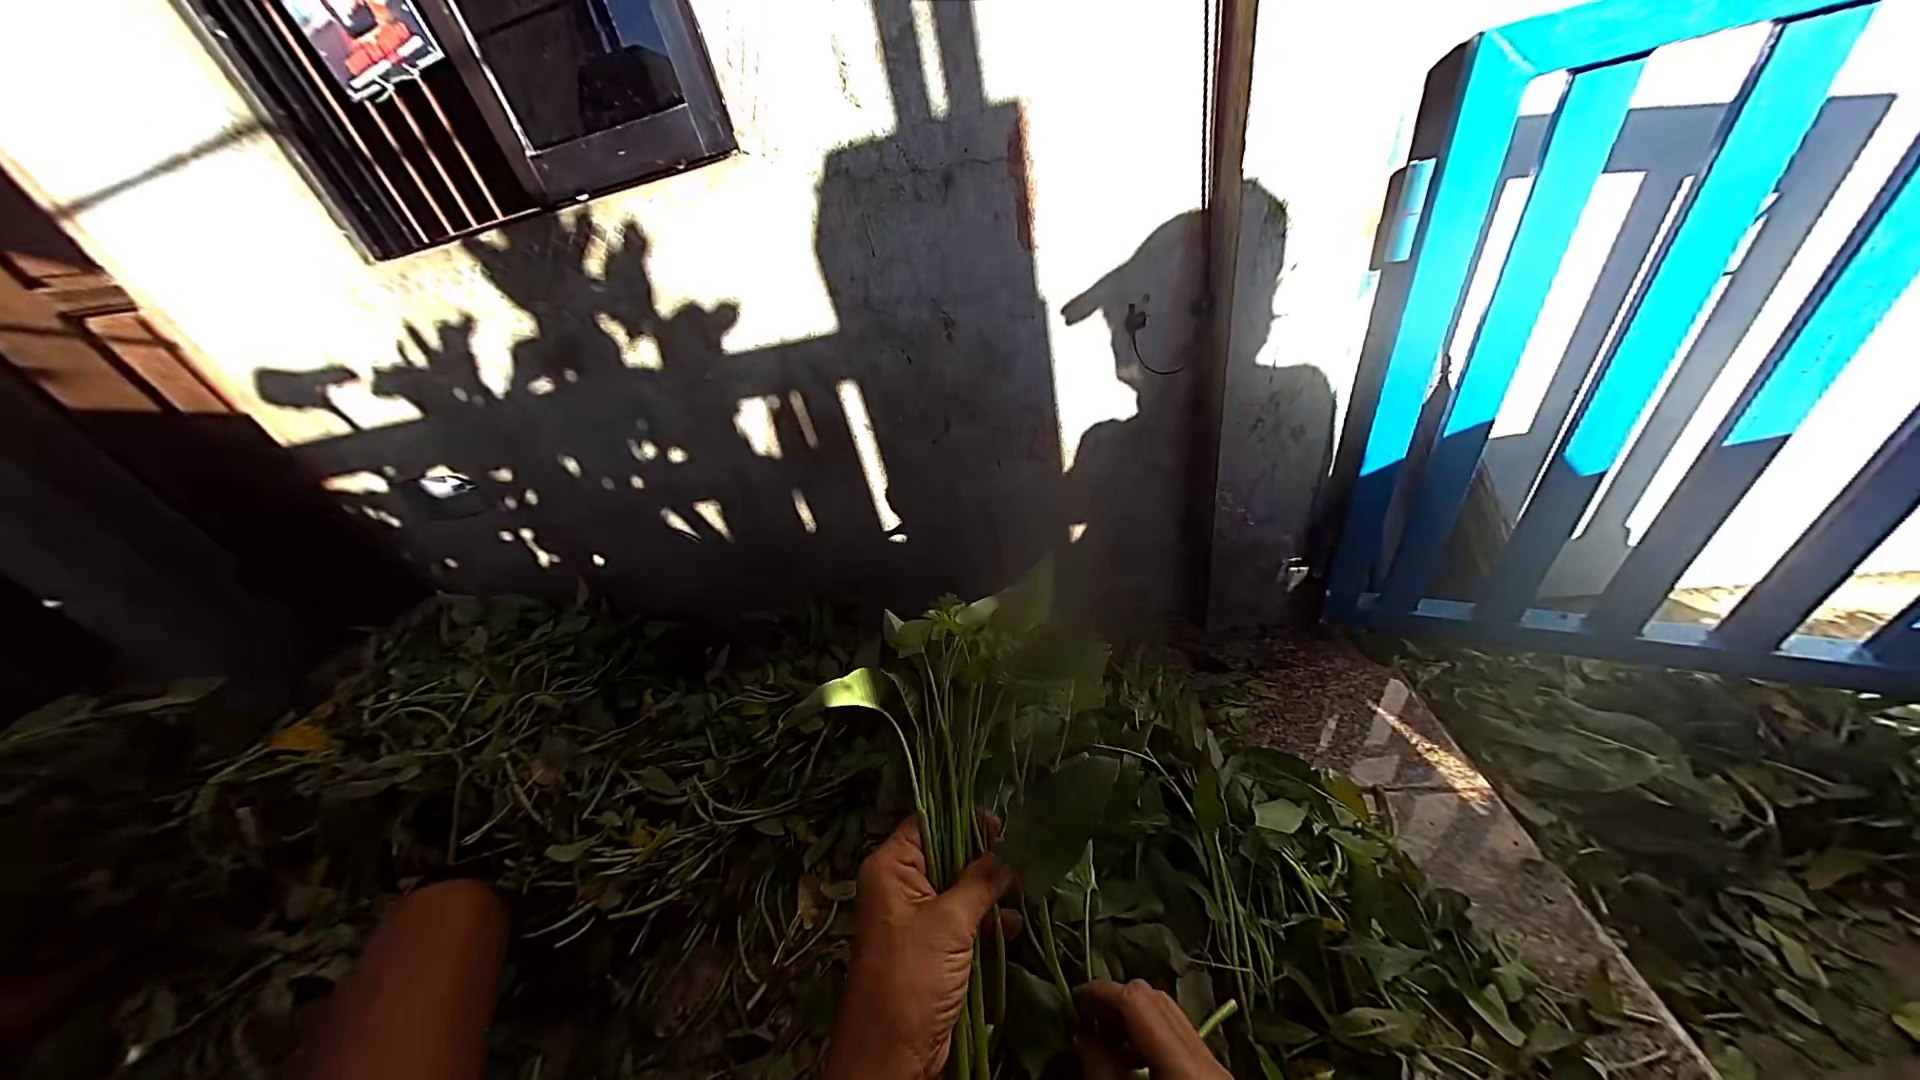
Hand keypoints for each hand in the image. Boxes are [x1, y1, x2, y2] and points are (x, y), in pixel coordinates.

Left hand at [822, 817, 1016, 1079]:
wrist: (892, 1057)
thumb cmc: (911, 978)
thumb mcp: (949, 923)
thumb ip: (980, 882)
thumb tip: (1007, 850)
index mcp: (891, 867)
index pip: (928, 823)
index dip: (964, 819)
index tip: (1002, 824)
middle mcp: (901, 884)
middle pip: (947, 854)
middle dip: (984, 856)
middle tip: (1022, 854)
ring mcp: (917, 916)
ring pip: (959, 887)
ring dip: (991, 890)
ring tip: (1026, 886)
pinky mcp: (933, 945)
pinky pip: (963, 919)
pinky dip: (988, 919)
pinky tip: (1016, 923)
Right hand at [1074, 979, 1230, 1079]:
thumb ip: (1101, 1071)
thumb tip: (1082, 1035)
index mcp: (1186, 1068)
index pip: (1138, 1002)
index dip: (1100, 992)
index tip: (1074, 997)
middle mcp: (1208, 1059)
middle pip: (1155, 999)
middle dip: (1117, 1001)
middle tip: (1090, 1021)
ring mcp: (1217, 1067)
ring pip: (1170, 1012)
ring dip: (1134, 1016)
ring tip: (1109, 1042)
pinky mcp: (1216, 1076)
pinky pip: (1181, 1036)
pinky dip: (1152, 1035)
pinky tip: (1135, 1058)